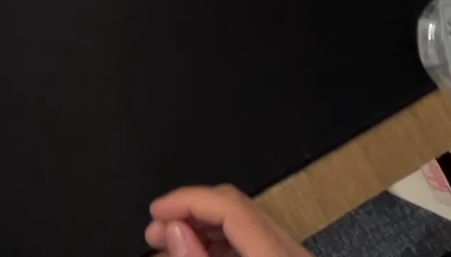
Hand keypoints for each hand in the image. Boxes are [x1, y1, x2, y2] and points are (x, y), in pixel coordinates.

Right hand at [145, 185, 308, 256]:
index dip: (187, 200)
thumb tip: (173, 226)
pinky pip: (253, 238)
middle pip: (236, 207)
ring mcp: (294, 256)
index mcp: (279, 256)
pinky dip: (222, 241)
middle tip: (156, 229)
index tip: (157, 210)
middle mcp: (293, 252)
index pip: (230, 206)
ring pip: (244, 221)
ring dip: (203, 225)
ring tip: (171, 240)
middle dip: (190, 211)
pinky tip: (200, 251)